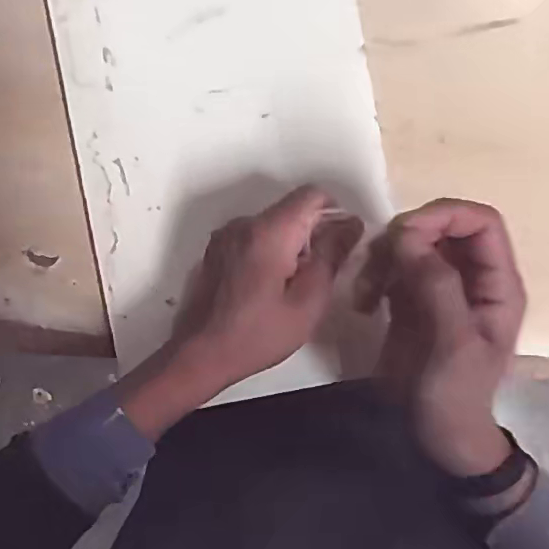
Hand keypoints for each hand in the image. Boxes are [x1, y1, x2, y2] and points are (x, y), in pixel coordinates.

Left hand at [118, 185, 364, 439]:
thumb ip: (331, 257)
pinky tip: (266, 289)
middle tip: (319, 276)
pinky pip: (251, 238)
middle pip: (290, 209)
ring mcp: (224, 236)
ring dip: (289, 245)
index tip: (341, 246)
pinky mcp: (214, 252)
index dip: (335, 213)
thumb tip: (350, 224)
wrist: (199, 354)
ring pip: (271, 225)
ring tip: (292, 288)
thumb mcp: (308, 302)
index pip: (312, 194)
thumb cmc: (258, 334)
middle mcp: (243, 224)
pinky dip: (267, 252)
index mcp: (268, 231)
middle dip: (312, 234)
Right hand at [356, 199, 527, 476]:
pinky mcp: (410, 301)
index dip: (445, 216)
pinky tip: (364, 304)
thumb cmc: (455, 395)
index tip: (404, 233)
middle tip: (377, 263)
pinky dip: (373, 277)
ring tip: (365, 292)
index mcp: (497, 285)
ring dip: (383, 259)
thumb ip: (437, 287)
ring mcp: (439, 289)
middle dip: (406, 238)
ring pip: (412, 246)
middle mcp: (470, 279)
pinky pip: (392, 269)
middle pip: (442, 228)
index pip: (481, 223)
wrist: (436, 435)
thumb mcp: (453, 344)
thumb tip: (408, 236)